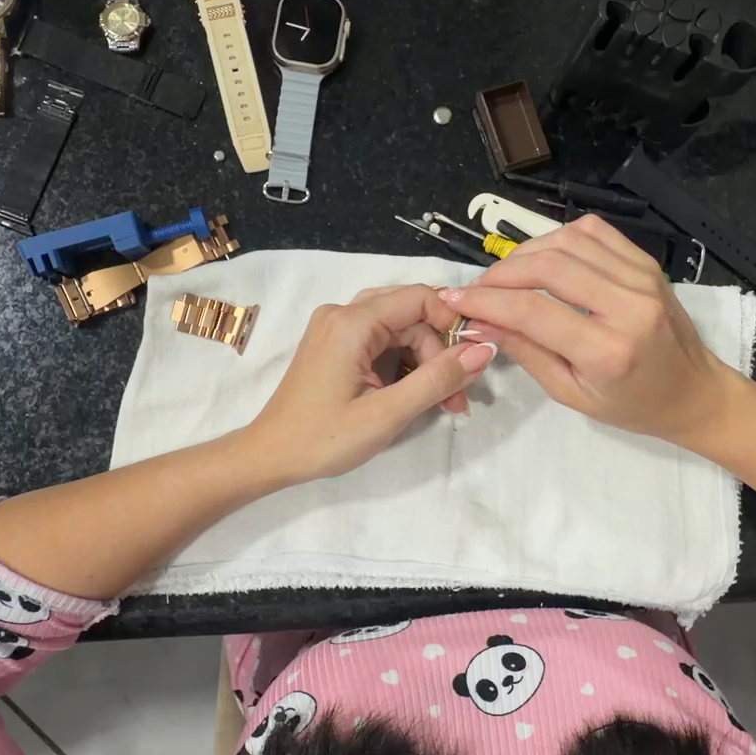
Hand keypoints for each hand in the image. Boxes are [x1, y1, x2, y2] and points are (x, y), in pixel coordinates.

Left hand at [245, 284, 497, 482]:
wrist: (271, 456)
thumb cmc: (324, 439)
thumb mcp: (387, 413)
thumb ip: (437, 379)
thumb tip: (484, 349)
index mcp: (352, 322)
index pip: (420, 298)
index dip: (453, 324)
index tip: (474, 361)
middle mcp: (343, 313)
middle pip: (411, 315)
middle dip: (440, 353)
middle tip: (457, 398)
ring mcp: (336, 327)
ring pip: (400, 330)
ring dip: (425, 362)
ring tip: (443, 403)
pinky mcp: (335, 344)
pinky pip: (382, 341)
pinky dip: (404, 365)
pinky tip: (416, 395)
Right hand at [439, 215, 737, 446]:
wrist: (694, 391)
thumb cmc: (631, 405)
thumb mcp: (570, 393)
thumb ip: (526, 352)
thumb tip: (481, 322)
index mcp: (608, 351)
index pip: (532, 311)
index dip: (485, 302)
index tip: (454, 300)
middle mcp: (628, 305)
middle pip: (547, 267)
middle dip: (499, 274)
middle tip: (476, 290)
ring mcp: (641, 277)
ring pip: (566, 241)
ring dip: (524, 253)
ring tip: (504, 276)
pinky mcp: (645, 262)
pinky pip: (592, 232)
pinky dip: (556, 238)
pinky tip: (540, 259)